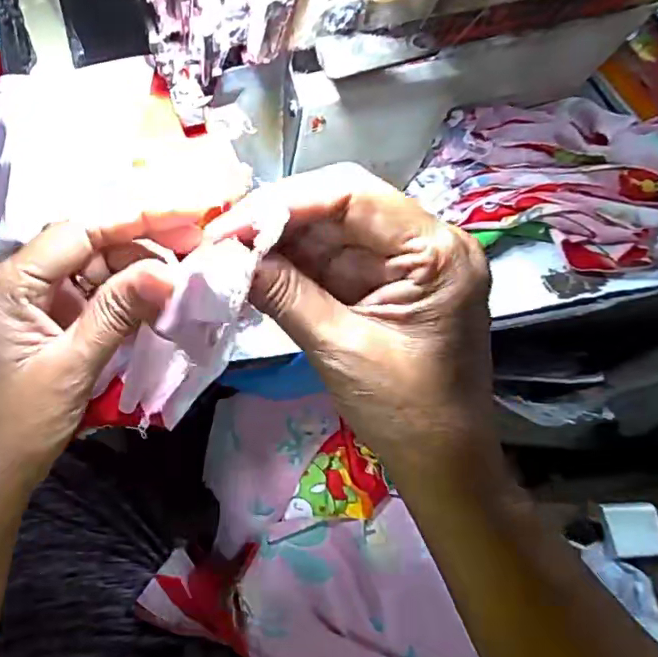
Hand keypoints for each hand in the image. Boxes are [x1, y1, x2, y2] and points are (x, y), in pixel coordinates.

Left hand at [0, 213, 205, 509]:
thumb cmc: (19, 425)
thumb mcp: (73, 366)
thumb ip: (118, 312)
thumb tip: (168, 270)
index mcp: (9, 283)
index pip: (77, 231)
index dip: (135, 219)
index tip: (187, 214)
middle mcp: (14, 280)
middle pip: (84, 244)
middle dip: (138, 244)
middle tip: (194, 248)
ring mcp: (28, 301)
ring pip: (88, 268)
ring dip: (132, 271)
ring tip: (180, 279)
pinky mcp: (41, 322)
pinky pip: (84, 295)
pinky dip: (118, 297)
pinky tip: (152, 300)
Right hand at [206, 163, 494, 476]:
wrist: (440, 462)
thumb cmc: (406, 411)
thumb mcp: (339, 348)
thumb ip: (284, 294)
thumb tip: (224, 257)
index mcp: (435, 251)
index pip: (352, 194)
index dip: (283, 202)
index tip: (229, 227)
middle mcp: (421, 242)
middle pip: (335, 204)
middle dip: (271, 218)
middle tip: (217, 238)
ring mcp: (396, 261)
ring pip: (322, 229)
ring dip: (271, 239)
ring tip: (221, 253)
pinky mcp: (374, 282)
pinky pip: (321, 259)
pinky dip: (282, 263)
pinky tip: (246, 268)